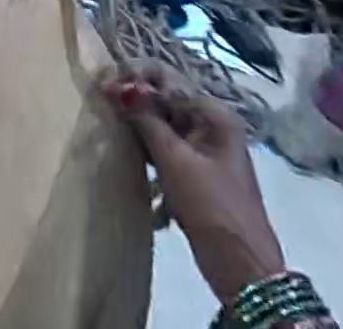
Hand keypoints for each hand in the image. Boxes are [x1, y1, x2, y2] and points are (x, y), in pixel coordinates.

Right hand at [103, 63, 283, 302]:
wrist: (241, 265)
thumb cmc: (210, 203)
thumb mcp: (173, 157)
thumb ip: (143, 117)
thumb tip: (113, 84)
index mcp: (213, 114)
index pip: (166, 77)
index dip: (134, 78)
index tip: (105, 88)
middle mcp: (208, 123)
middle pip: (162, 97)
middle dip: (132, 99)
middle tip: (101, 104)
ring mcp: (201, 146)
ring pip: (159, 120)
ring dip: (134, 121)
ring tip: (108, 124)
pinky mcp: (191, 167)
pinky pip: (161, 142)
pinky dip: (143, 142)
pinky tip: (124, 147)